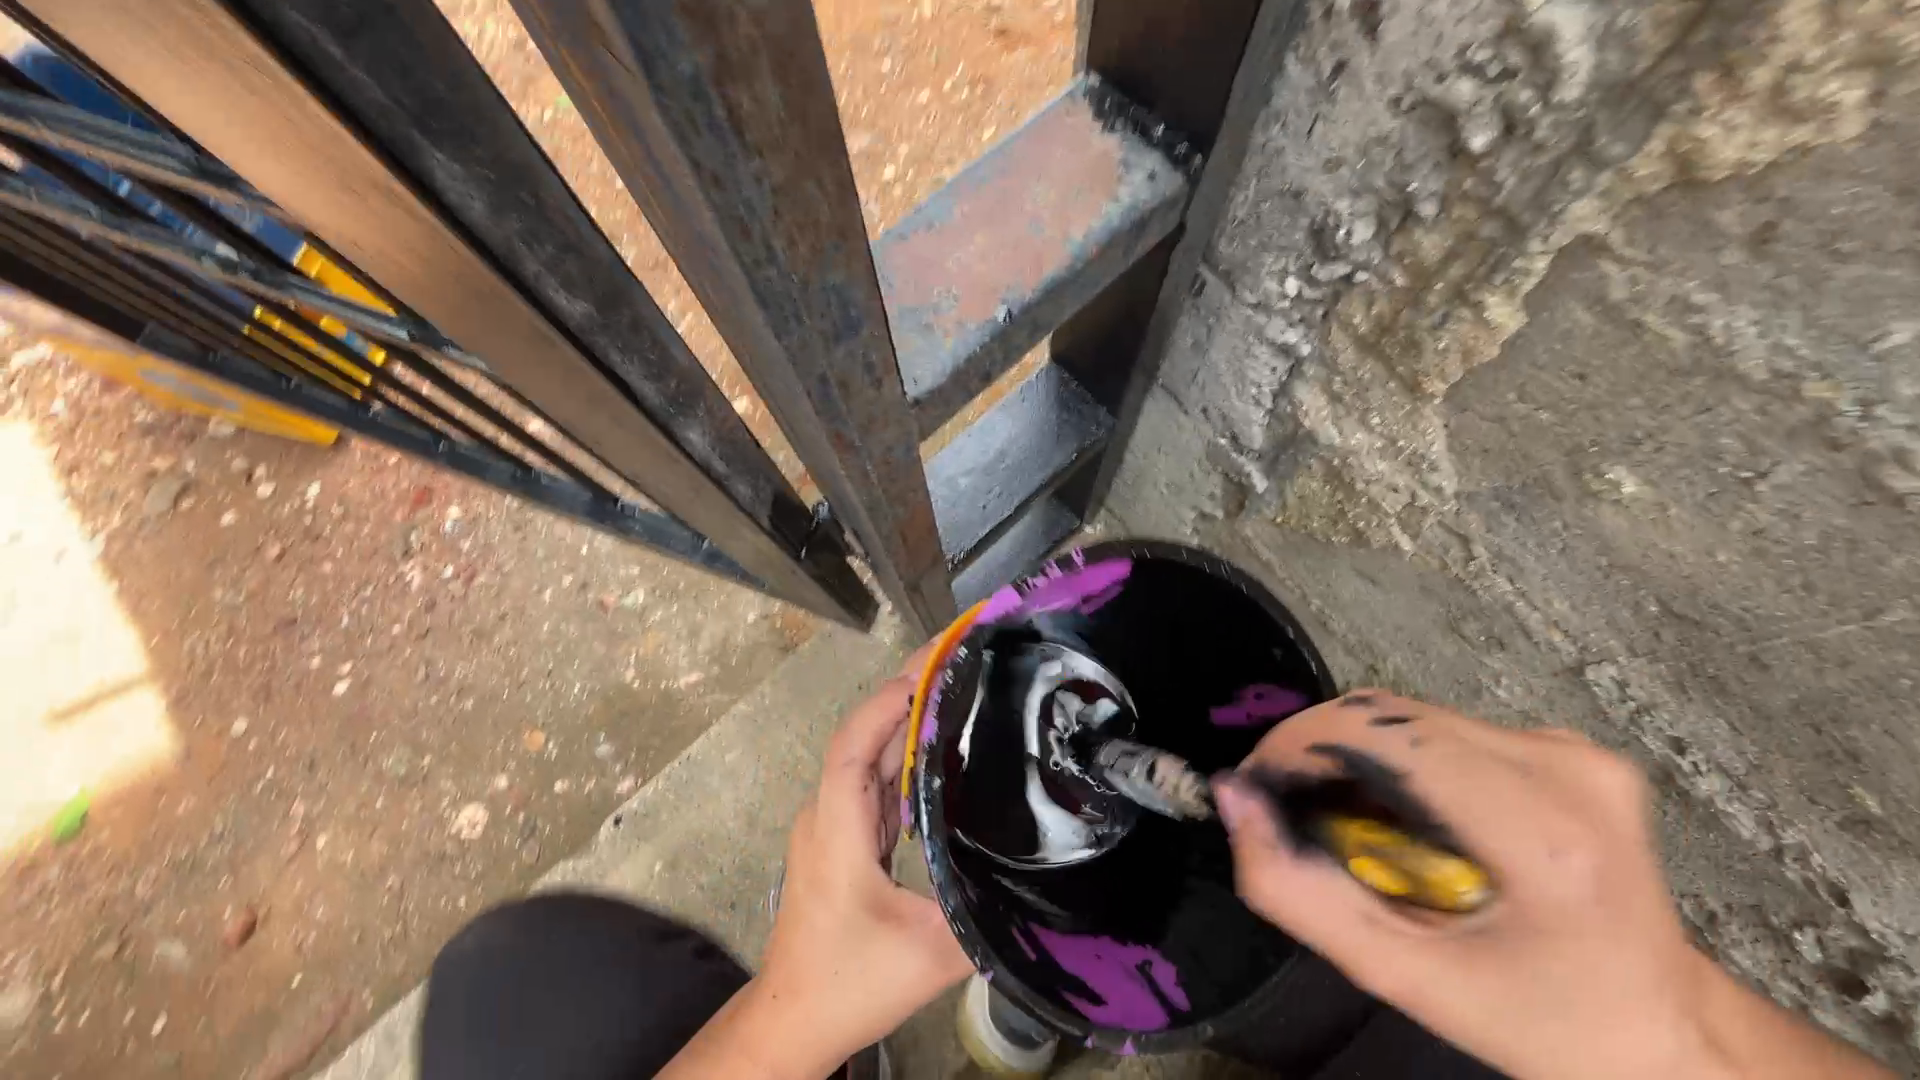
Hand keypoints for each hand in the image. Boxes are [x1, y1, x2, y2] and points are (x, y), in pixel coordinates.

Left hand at [748, 646, 972, 1069]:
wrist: (793, 1023)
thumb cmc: (846, 983)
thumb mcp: (927, 953)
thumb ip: (982, 915)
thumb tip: (1040, 885)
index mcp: (837, 825)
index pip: (856, 739)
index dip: (892, 698)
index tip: (937, 662)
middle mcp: (830, 812)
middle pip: (866, 735)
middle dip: (910, 691)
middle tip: (962, 655)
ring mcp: (836, 824)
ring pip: (872, 755)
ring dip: (910, 718)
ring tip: (960, 685)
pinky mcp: (848, 839)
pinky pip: (878, 781)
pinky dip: (908, 754)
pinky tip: (945, 747)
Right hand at [1213, 691, 1721, 1079]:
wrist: (1671, 1032)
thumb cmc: (1540, 1022)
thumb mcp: (1403, 978)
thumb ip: (1299, 893)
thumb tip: (1235, 801)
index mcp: (1543, 834)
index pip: (1384, 734)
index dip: (1297, 744)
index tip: (1254, 787)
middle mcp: (1563, 765)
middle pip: (1389, 715)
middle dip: (1313, 748)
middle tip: (1279, 804)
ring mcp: (1571, 748)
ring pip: (1408, 714)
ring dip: (1348, 751)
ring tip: (1331, 814)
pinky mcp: (1566, 745)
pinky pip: (1440, 726)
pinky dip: (1390, 756)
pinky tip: (1389, 811)